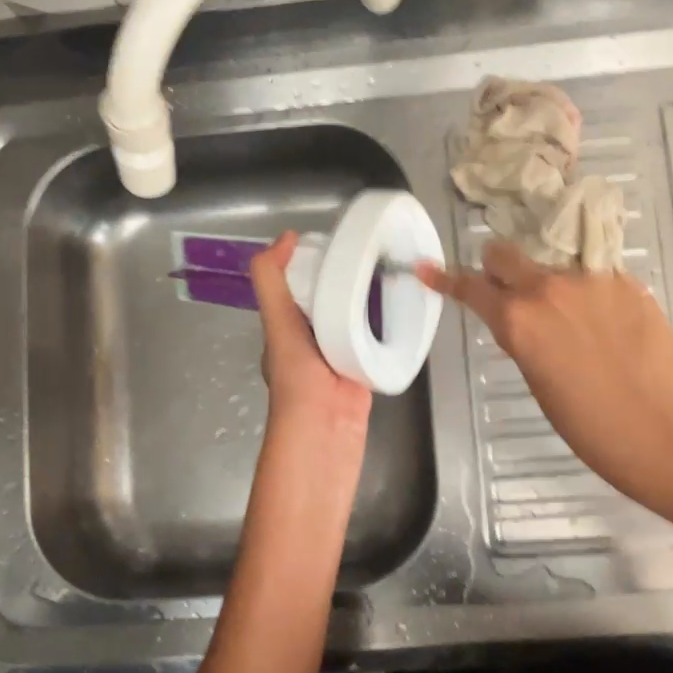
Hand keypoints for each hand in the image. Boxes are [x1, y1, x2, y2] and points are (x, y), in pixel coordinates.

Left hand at [249, 232, 372, 431]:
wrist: (325, 435)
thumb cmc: (298, 381)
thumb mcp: (279, 323)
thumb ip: (272, 282)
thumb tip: (285, 237)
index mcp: (285, 331)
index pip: (295, 288)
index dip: (309, 263)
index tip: (335, 240)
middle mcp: (310, 342)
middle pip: (328, 301)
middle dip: (345, 279)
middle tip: (371, 253)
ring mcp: (339, 358)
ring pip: (352, 320)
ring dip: (366, 301)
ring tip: (390, 273)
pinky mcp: (364, 371)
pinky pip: (374, 342)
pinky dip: (385, 327)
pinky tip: (400, 309)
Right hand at [417, 241, 672, 497]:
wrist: (667, 431)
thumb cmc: (592, 427)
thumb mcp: (538, 383)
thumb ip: (523, 341)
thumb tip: (522, 323)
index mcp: (518, 320)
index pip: (471, 286)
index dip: (445, 278)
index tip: (426, 268)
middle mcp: (550, 289)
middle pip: (506, 254)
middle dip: (497, 269)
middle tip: (506, 294)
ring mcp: (594, 281)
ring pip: (554, 269)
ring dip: (550, 288)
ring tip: (574, 330)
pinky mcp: (629, 285)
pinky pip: (594, 281)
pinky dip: (589, 299)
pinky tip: (608, 332)